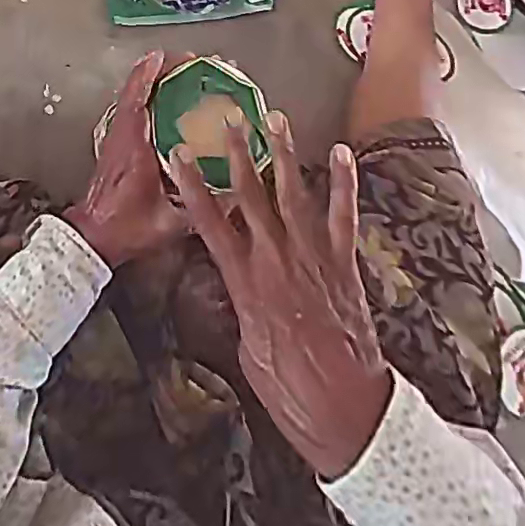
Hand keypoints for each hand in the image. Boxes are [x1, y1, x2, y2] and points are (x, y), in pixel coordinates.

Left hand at [64, 51, 189, 267]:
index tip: (167, 56)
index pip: (137, 99)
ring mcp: (117, 137)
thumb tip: (238, 197)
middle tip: (191, 61)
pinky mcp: (117, 144)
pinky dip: (147, 94)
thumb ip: (202, 207)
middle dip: (163, 70)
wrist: (92, 238)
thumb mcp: (169, 221)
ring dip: (155, 80)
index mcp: (133, 146)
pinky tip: (168, 95)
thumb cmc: (126, 228)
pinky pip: (132, 108)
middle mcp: (122, 135)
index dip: (151, 75)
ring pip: (133, 97)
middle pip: (137, 90)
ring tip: (183, 71)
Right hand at [164, 111, 392, 479]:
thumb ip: (241, 303)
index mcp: (245, 280)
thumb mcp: (246, 347)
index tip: (180, 155)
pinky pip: (343, 212)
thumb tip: (236, 283)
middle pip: (251, 194)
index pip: (210, 222)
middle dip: (239, 152)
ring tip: (277, 119)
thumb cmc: (288, 387)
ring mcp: (312, 253)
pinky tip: (343, 152)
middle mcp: (276, 257)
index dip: (193, 185)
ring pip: (294, 192)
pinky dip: (344, 182)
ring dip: (285, 153)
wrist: (343, 406)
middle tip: (231, 118)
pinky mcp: (343, 259)